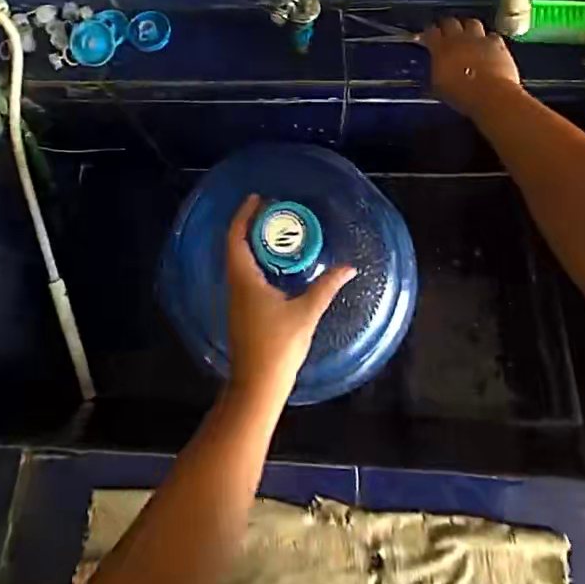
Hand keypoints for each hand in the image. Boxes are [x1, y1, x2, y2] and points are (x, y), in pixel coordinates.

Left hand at [224, 194, 355, 400]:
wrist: (257, 385)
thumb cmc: (278, 346)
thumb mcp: (306, 312)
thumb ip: (327, 287)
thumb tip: (349, 267)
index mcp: (245, 279)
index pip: (236, 237)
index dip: (244, 215)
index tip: (257, 198)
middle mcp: (236, 284)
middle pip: (236, 245)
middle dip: (250, 224)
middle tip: (272, 210)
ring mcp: (237, 298)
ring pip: (239, 260)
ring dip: (253, 242)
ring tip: (275, 231)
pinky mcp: (242, 310)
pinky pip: (245, 273)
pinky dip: (256, 259)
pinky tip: (275, 264)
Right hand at [419, 17, 521, 117]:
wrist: (490, 94)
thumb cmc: (462, 94)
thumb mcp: (438, 85)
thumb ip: (437, 70)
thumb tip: (437, 68)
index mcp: (441, 48)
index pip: (430, 32)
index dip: (429, 33)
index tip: (429, 37)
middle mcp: (459, 39)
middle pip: (450, 22)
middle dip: (447, 25)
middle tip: (446, 30)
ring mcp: (479, 40)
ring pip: (472, 23)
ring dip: (468, 27)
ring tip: (468, 33)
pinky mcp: (497, 45)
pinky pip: (492, 36)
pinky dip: (489, 39)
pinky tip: (488, 45)